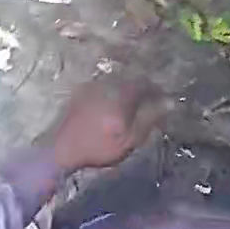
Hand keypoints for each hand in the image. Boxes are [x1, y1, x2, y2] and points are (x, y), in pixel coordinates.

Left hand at [42, 78, 163, 172]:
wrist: (61, 148)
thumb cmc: (98, 148)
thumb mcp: (129, 139)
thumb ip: (149, 118)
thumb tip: (168, 102)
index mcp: (119, 96)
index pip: (144, 83)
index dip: (155, 90)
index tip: (163, 99)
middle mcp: (105, 85)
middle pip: (129, 80)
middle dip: (142, 89)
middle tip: (149, 102)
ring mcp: (91, 86)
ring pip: (116, 82)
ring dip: (126, 90)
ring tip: (132, 106)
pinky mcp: (81, 91)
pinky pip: (103, 86)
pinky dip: (112, 93)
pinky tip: (112, 106)